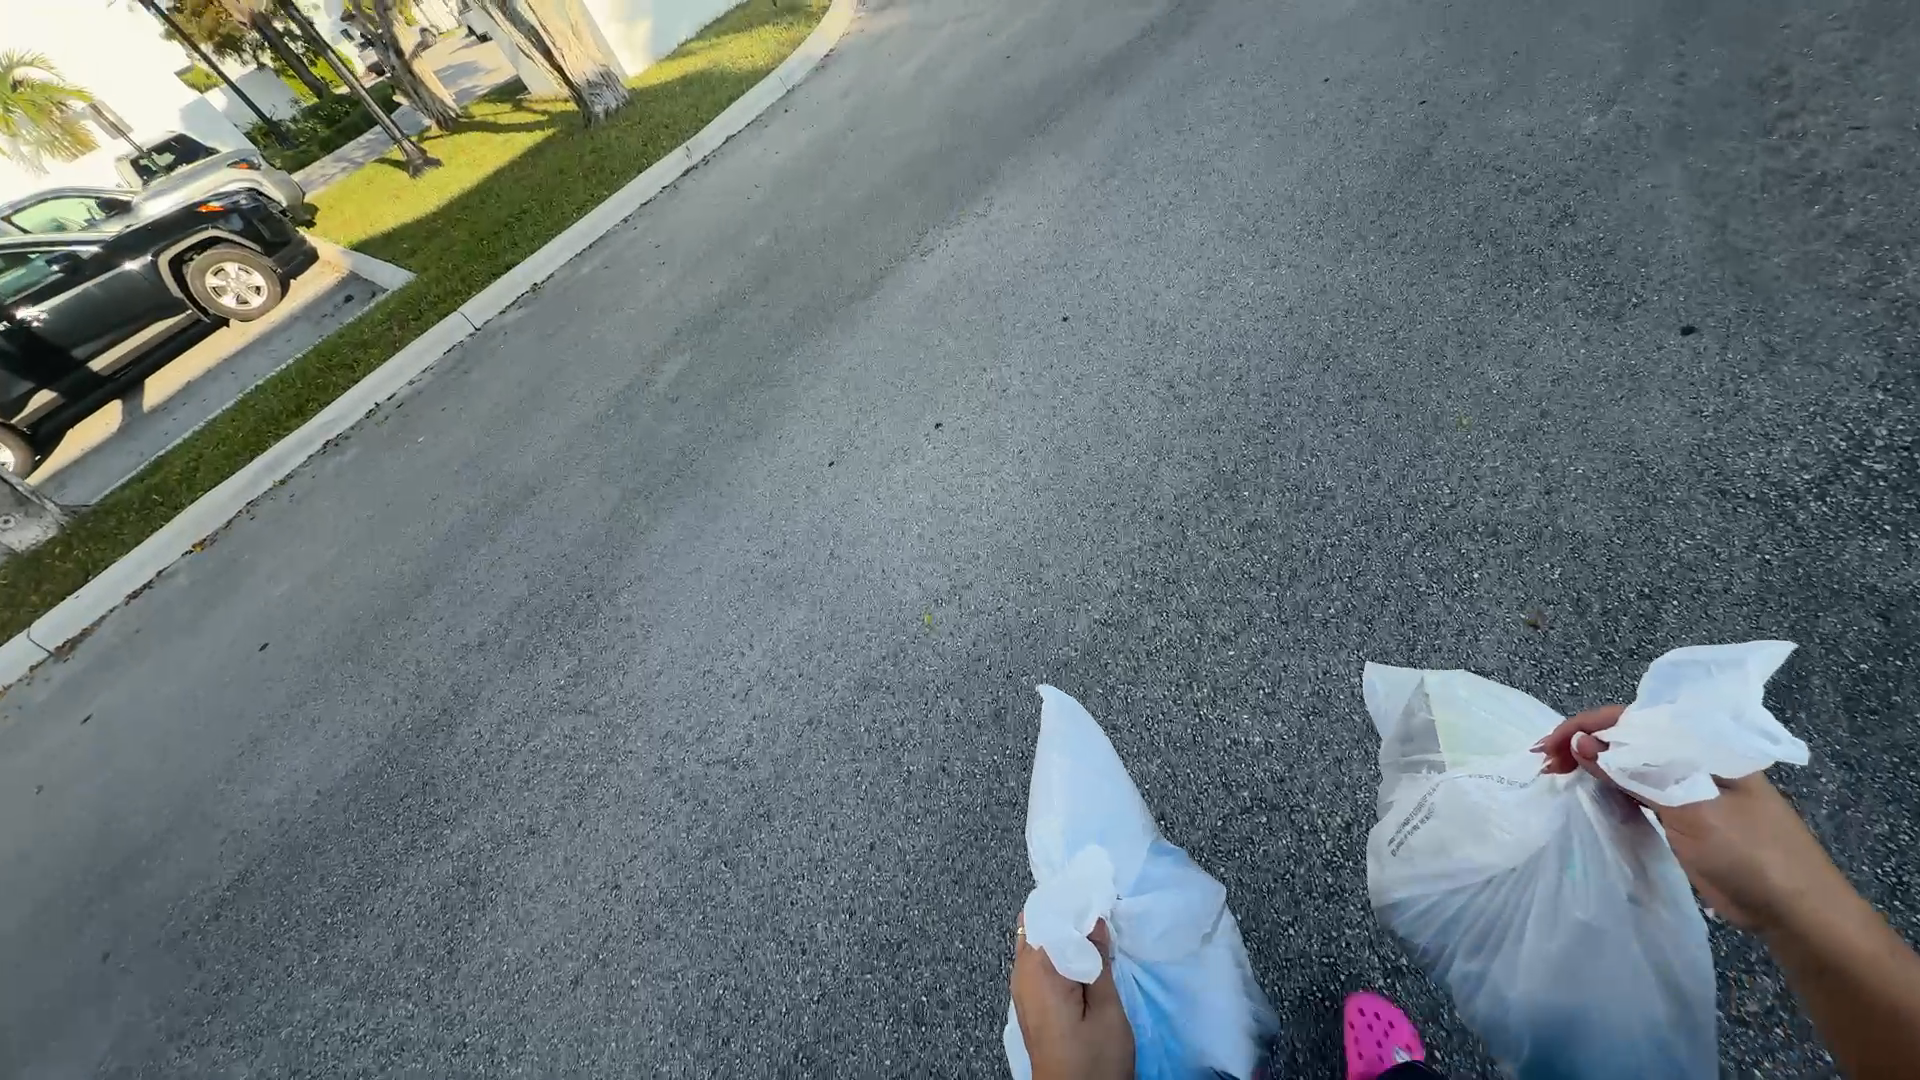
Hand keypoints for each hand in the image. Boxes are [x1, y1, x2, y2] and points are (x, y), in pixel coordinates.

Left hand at [1011, 916, 1133, 1079]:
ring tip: (1094, 927)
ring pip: (1039, 942)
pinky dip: (1059, 951)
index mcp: (1037, 968)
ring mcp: (1022, 988)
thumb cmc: (1092, 1062)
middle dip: (1066, 913)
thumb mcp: (1106, 1011)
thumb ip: (1099, 961)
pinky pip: (1039, 961)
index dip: (1071, 900)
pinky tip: (1082, 953)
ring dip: (1064, 933)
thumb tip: (1095, 920)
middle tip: (1097, 907)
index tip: (1094, 890)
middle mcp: (1021, 972)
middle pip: (1038, 924)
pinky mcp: (1029, 1002)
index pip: (1047, 914)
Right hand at [1538, 706, 1846, 932]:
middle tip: (1543, 762)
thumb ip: (1634, 774)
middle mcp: (1693, 760)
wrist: (1796, 915)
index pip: (1633, 719)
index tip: (1549, 746)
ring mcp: (1686, 787)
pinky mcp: (1678, 813)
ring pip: (1625, 762)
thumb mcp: (1690, 810)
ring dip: (1588, 764)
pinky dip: (1603, 785)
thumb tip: (1578, 742)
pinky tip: (1583, 790)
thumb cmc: (1752, 854)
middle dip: (1580, 743)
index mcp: (1706, 748)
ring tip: (1553, 774)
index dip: (1586, 726)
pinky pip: (1632, 787)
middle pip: (1625, 738)